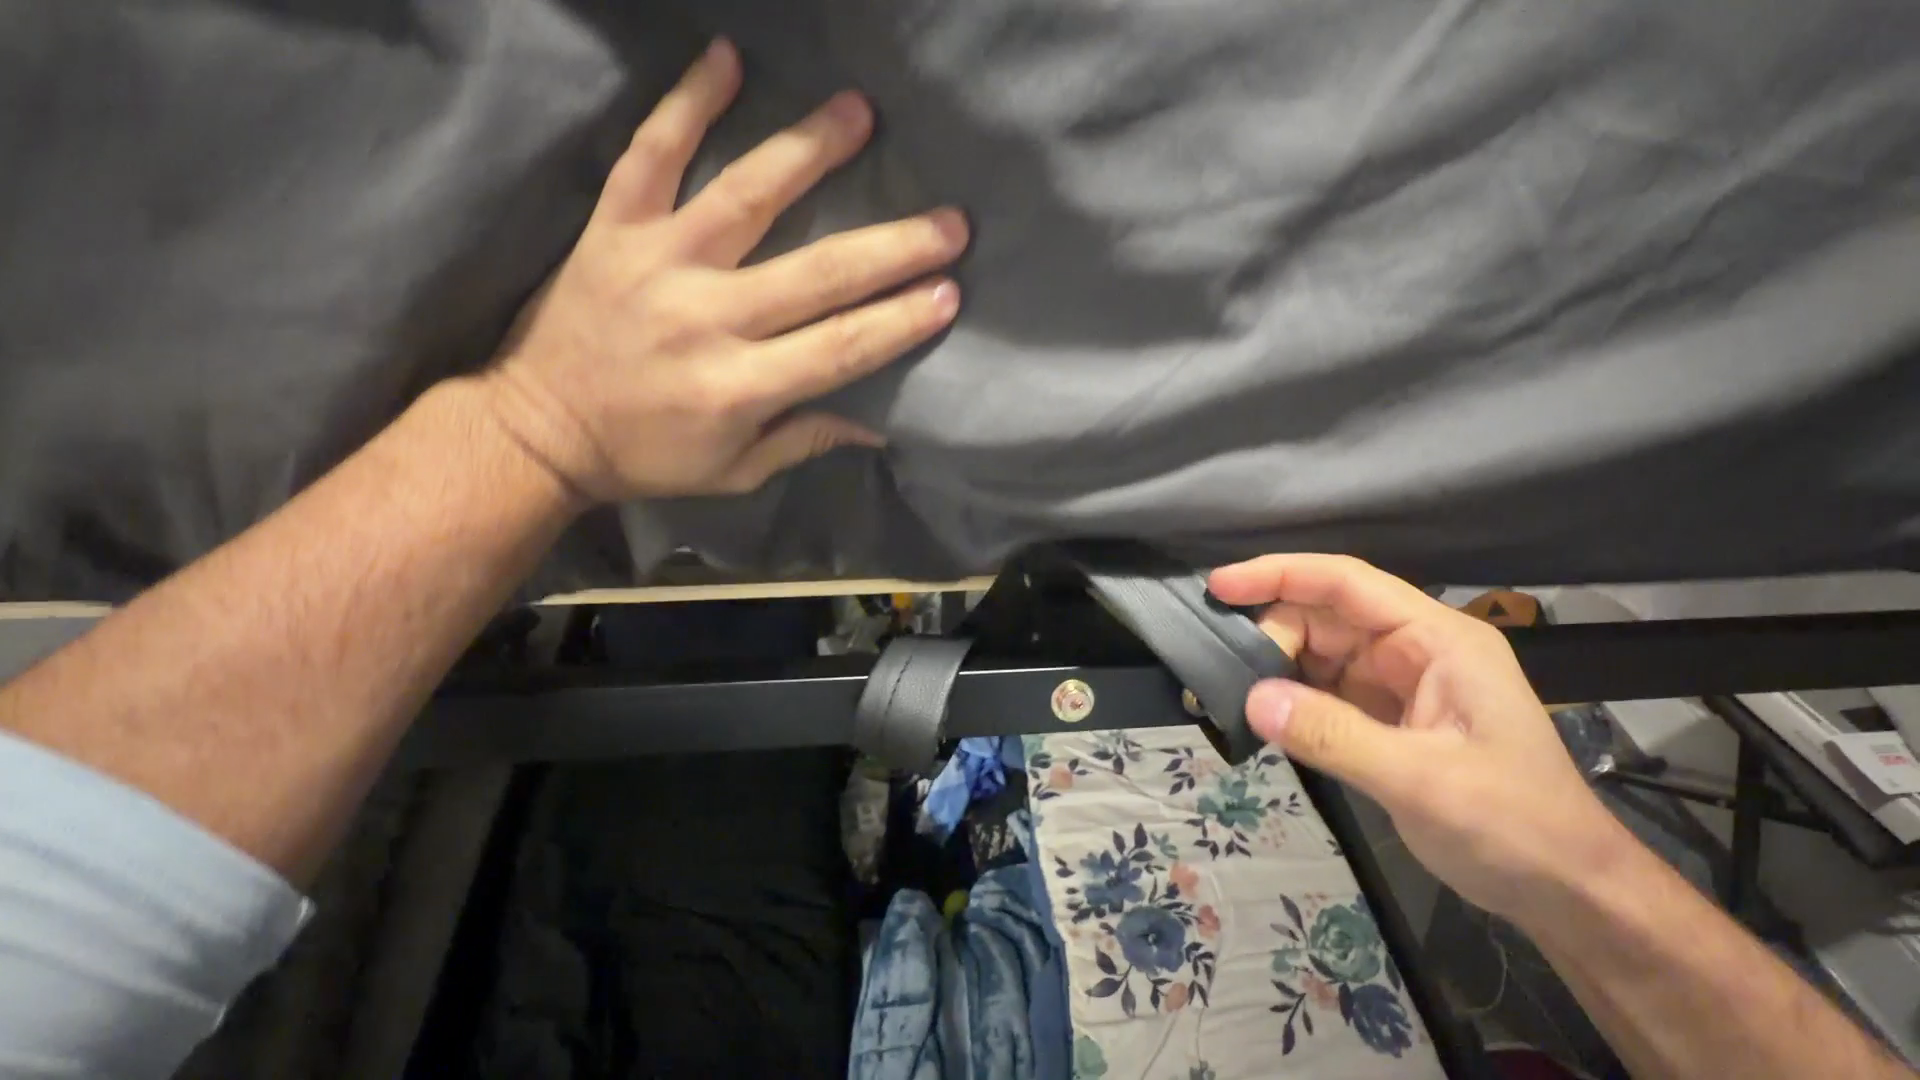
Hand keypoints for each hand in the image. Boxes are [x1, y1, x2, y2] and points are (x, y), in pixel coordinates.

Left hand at [477, 38, 967, 502]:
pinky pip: (650, 156)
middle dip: (892, 246)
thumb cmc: (647, 456)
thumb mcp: (734, 471)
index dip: (900, 321)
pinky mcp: (613, 229)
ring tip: (859, 113)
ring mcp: (657, 264)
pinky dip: (685, 104)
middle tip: (950, 220)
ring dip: (807, 152)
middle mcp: (706, 319)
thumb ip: (803, 441)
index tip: (950, 292)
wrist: (538, 430)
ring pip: (744, 197)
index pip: (840, 348)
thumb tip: (878, 424)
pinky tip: (726, 58)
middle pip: (817, 273)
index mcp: (738, 387)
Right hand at [1209, 555, 1635, 923]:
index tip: (1219, 585)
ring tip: (1231, 691)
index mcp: (1437, 641)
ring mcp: (1399, 687)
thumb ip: (1334, 735)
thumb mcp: (1421, 780)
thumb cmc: (1514, 825)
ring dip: (1276, 667)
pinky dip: (1290, 700)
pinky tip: (1261, 716)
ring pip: (1320, 655)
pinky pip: (1325, 694)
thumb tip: (1251, 698)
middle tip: (1230, 674)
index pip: (1347, 584)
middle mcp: (1415, 651)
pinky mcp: (1385, 722)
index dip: (1279, 575)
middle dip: (1274, 634)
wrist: (1566, 890)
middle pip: (1326, 618)